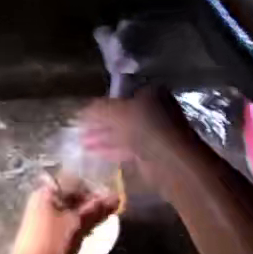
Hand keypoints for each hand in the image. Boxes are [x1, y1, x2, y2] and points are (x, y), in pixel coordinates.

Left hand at [4, 177, 119, 253]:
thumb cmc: (53, 245)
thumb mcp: (78, 225)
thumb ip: (97, 209)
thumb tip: (116, 197)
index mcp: (47, 193)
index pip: (75, 181)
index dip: (93, 189)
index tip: (109, 202)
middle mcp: (43, 202)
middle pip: (72, 196)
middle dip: (91, 205)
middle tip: (107, 217)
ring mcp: (42, 219)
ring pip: (70, 212)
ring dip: (85, 217)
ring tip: (100, 227)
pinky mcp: (45, 235)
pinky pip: (65, 225)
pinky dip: (77, 228)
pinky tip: (87, 237)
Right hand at [78, 92, 197, 168]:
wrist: (171, 160)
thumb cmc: (146, 126)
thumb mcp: (117, 111)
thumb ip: (99, 109)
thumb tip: (82, 111)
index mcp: (151, 93)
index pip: (123, 95)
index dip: (104, 103)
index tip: (87, 113)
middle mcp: (155, 111)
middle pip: (122, 115)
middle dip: (101, 123)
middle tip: (81, 129)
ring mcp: (154, 133)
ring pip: (124, 133)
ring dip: (103, 137)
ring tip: (82, 143)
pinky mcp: (152, 154)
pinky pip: (127, 148)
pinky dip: (112, 149)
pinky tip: (95, 153)